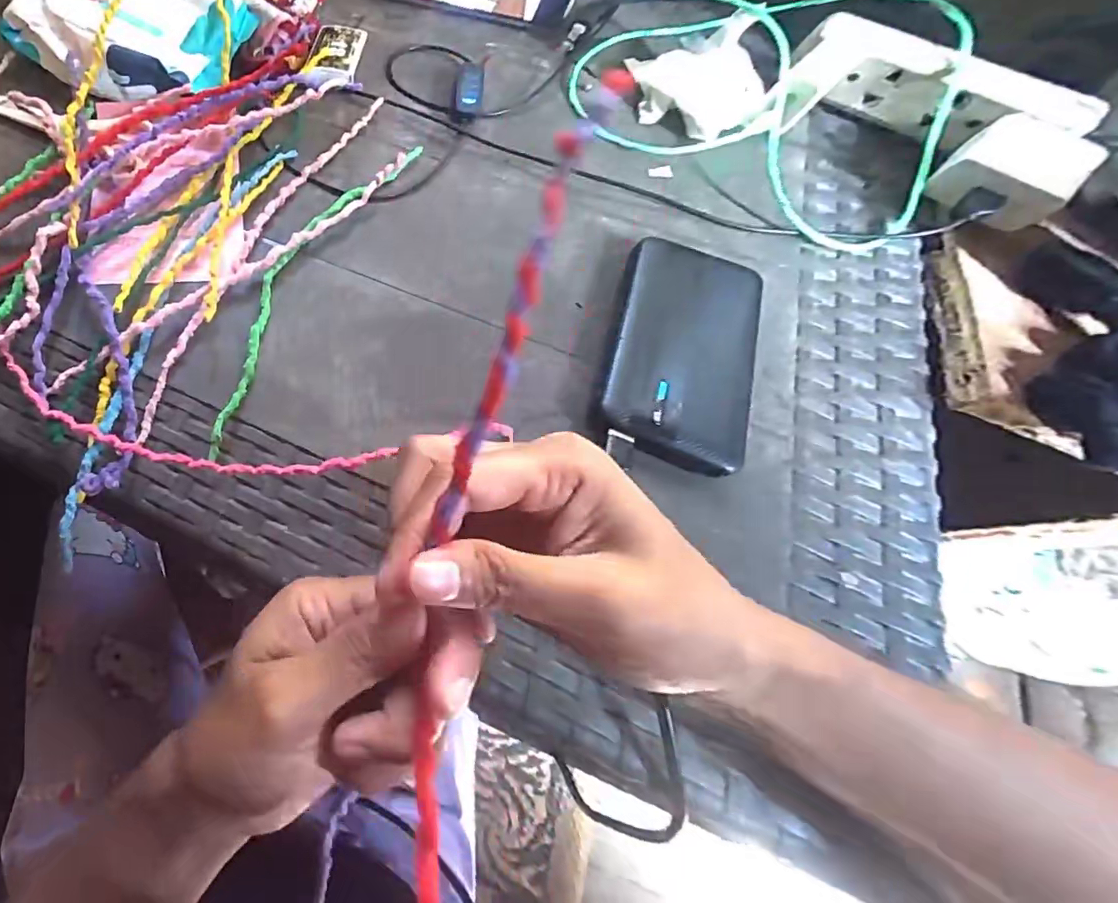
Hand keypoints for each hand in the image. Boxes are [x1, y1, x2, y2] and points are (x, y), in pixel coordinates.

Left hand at [170, 576, 454, 836]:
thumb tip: (418, 600)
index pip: (411, 600)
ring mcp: (369, 671)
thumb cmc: (237, 740)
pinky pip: (417, 734)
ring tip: (341, 756)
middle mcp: (353, 627)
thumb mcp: (287, 698)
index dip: (440, 645)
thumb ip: (353, 654)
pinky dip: (390, 762)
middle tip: (363, 745)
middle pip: (431, 652)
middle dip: (412, 711)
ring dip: (394, 743)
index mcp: (327, 603)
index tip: (438, 701)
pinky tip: (348, 772)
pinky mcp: (377, 712)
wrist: (221, 802)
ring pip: (429, 700)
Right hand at [378, 432, 784, 696]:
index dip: (421, 523)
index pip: (460, 472)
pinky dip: (441, 588)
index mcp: (557, 463)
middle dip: (413, 537)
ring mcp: (510, 499)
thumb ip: (502, 579)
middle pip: (432, 476)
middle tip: (407, 602)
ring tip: (439, 635)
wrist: (718, 654)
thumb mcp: (595, 601)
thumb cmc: (677, 620)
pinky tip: (460, 629)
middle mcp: (525, 468)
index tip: (399, 587)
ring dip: (424, 571)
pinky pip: (447, 548)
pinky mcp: (501, 533)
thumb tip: (413, 574)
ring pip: (431, 514)